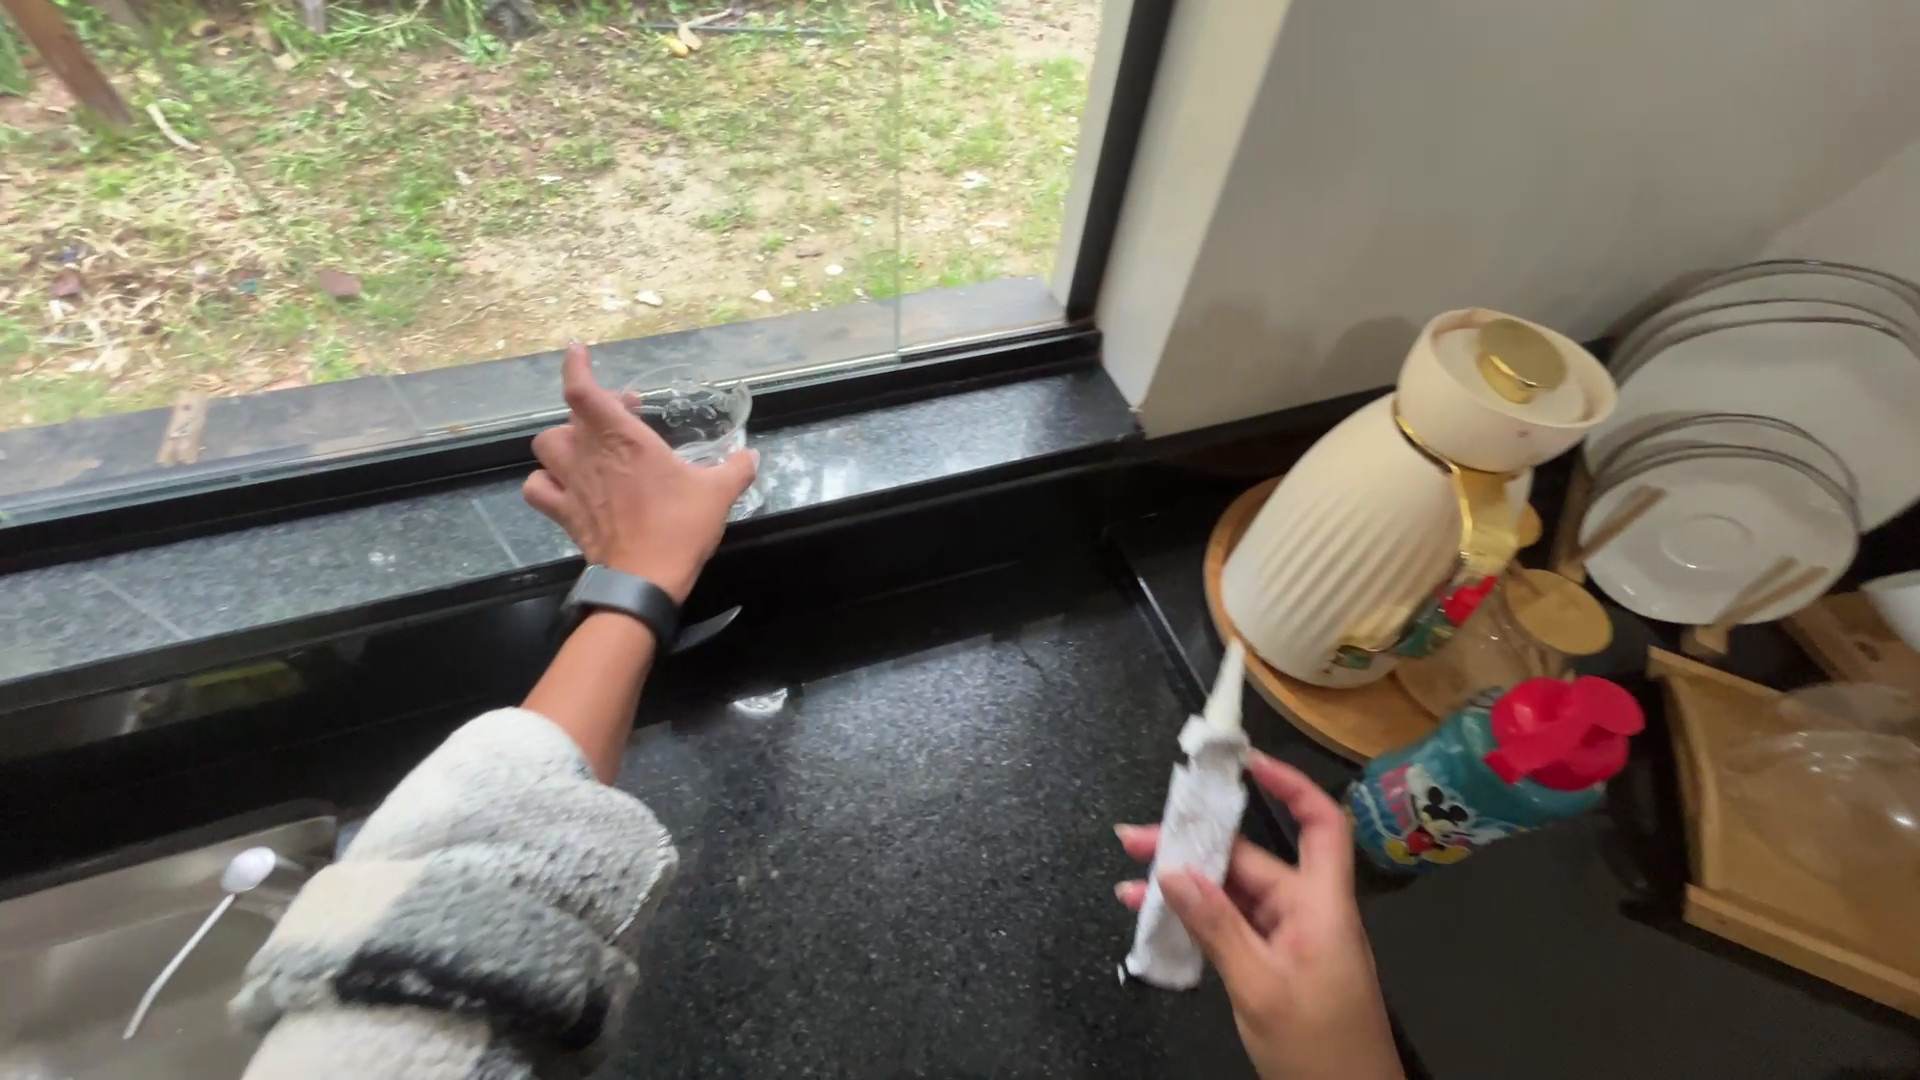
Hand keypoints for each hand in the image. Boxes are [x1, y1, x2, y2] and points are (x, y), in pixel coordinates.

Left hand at [523, 342, 756, 602]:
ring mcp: (572, 484)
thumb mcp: (720, 493)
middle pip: (571, 416)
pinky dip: (546, 481)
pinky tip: (563, 484)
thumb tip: (751, 455)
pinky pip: (538, 488)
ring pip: (547, 446)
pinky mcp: (565, 514)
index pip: (583, 391)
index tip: (579, 352)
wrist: (647, 578)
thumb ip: (737, 468)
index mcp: (625, 440)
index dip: (576, 367)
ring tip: (589, 447)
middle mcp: (590, 454)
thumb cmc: (681, 527)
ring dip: (564, 440)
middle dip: (594, 409)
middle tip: (623, 416)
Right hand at [1114, 751, 1402, 1079]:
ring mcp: (1285, 935)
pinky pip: (1226, 922)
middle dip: (1190, 846)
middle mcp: (1303, 909)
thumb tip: (1171, 870)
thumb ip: (1216, 925)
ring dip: (1180, 883)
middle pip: (1247, 858)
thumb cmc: (1318, 1051)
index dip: (1290, 785)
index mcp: (1319, 905)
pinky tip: (1148, 911)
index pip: (1319, 824)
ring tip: (1128, 875)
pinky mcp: (1269, 959)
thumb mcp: (1259, 987)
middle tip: (1133, 839)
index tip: (1246, 762)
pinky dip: (1190, 915)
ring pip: (1228, 891)